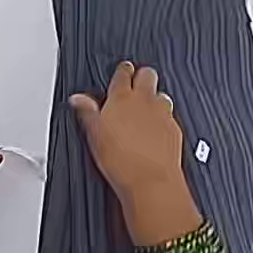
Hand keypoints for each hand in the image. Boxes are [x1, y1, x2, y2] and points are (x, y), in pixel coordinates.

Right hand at [69, 61, 201, 245]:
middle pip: (148, 74)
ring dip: (154, 98)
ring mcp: (163, 113)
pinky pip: (170, 115)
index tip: (121, 72)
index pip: (123, 73)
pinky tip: (156, 131)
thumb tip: (78, 99)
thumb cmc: (121, 160)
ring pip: (161, 94)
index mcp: (122, 97)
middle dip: (142, 76)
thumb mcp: (94, 134)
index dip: (122, 71)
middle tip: (135, 85)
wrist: (150, 181)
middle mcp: (145, 100)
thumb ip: (87, 112)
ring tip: (145, 110)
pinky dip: (163, 119)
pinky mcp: (175, 129)